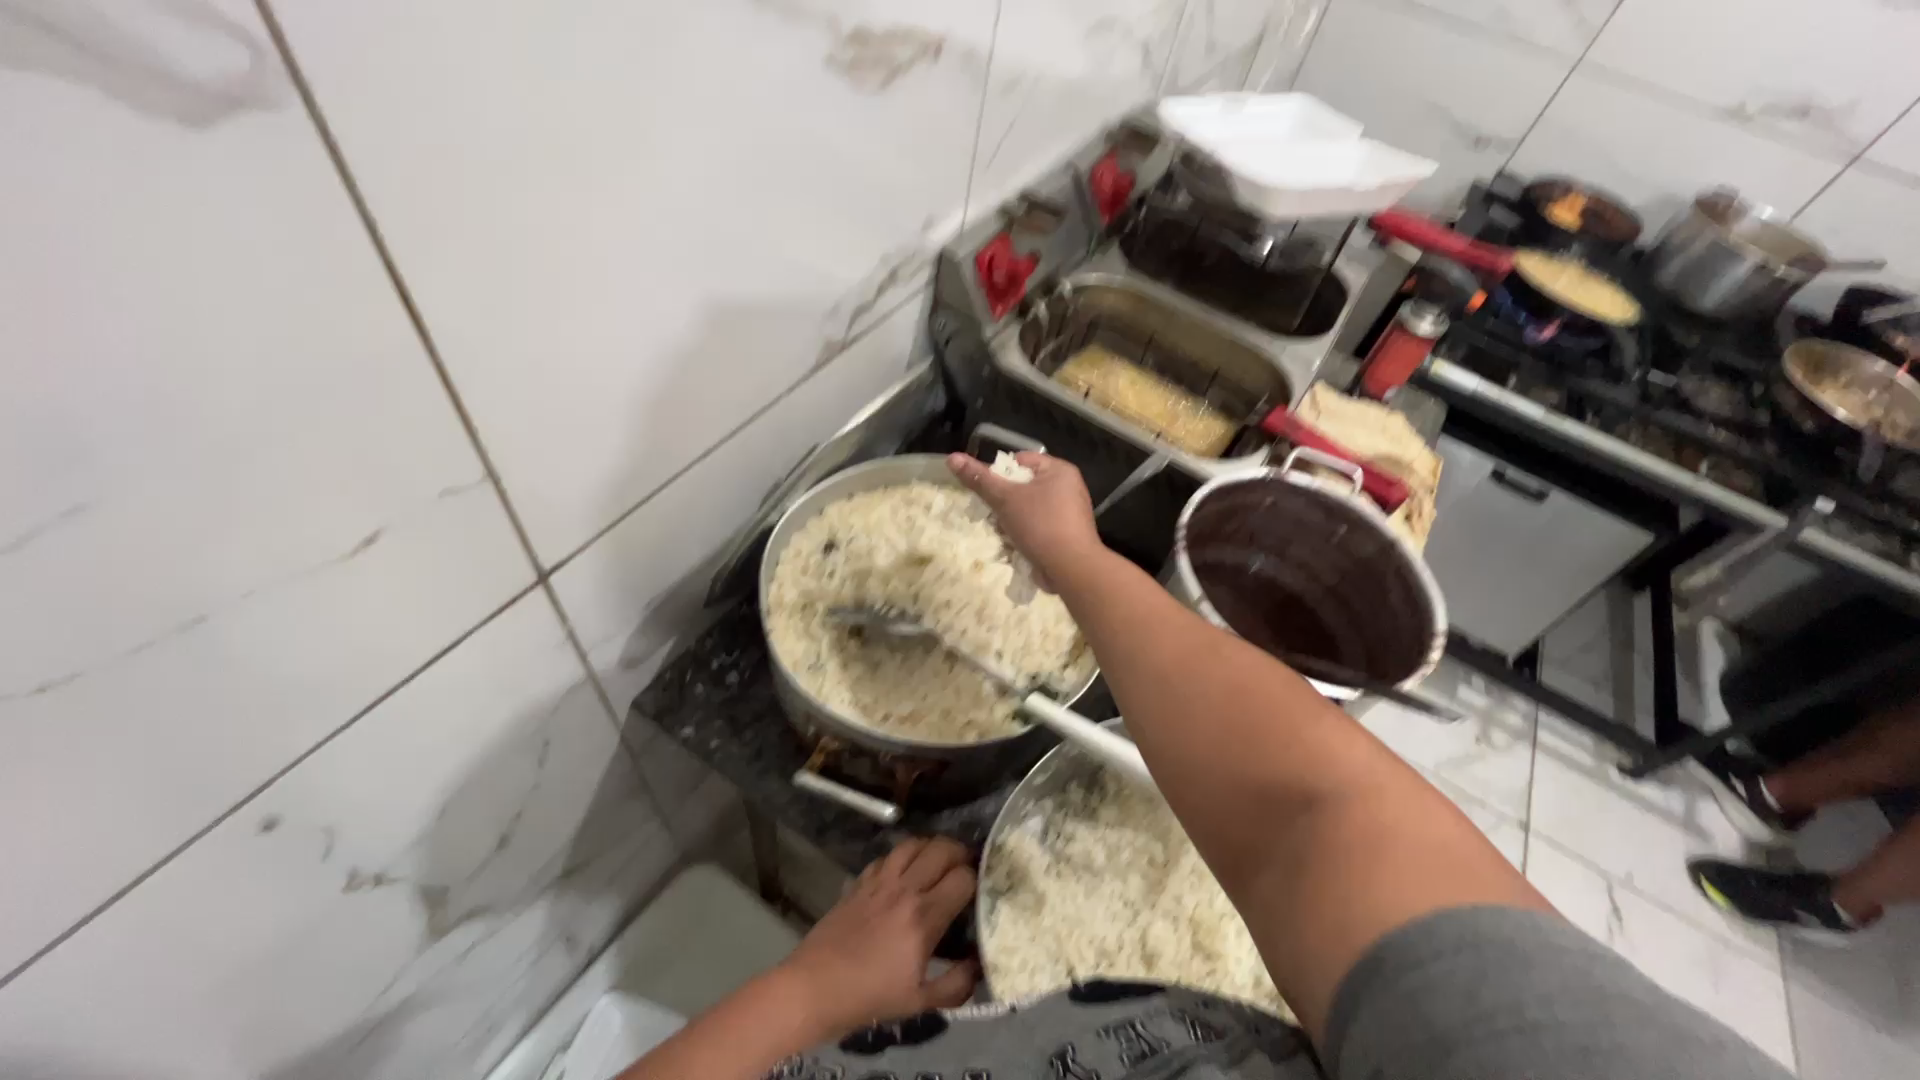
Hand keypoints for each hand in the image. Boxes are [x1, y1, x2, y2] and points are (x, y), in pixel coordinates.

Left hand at [772, 837, 978, 1036]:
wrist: (814, 988)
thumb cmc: (869, 997)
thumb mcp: (920, 1002)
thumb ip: (957, 984)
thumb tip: (979, 964)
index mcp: (924, 917)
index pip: (963, 878)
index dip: (978, 880)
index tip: (981, 891)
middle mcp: (904, 890)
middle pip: (941, 849)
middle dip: (961, 853)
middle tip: (966, 868)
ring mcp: (879, 882)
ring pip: (913, 844)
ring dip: (931, 848)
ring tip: (939, 862)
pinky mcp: (859, 882)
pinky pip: (887, 856)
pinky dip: (902, 857)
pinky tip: (905, 872)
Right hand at [947, 451, 1103, 587]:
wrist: (1070, 568)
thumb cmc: (1040, 525)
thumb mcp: (1005, 499)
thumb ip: (979, 479)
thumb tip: (952, 457)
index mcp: (1059, 470)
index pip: (1020, 460)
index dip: (999, 473)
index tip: (986, 490)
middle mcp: (1067, 488)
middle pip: (1022, 486)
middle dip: (1003, 502)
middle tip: (992, 514)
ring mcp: (1067, 513)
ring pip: (1026, 509)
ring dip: (1010, 521)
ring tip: (1003, 533)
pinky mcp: (1064, 535)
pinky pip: (1036, 527)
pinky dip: (1023, 534)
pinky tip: (1015, 546)